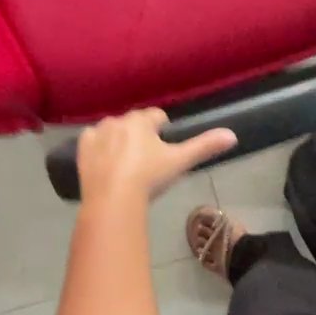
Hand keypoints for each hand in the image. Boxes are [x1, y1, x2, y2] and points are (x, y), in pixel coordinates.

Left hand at [75, 109, 236, 204]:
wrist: (113, 198)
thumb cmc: (149, 177)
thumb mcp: (180, 162)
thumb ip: (205, 147)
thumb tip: (233, 135)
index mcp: (142, 121)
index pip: (157, 116)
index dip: (163, 129)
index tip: (165, 148)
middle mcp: (118, 120)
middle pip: (134, 122)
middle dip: (141, 135)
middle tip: (147, 160)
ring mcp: (98, 133)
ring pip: (113, 129)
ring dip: (120, 139)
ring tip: (127, 164)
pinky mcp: (83, 148)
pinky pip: (92, 139)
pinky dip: (99, 147)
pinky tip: (106, 163)